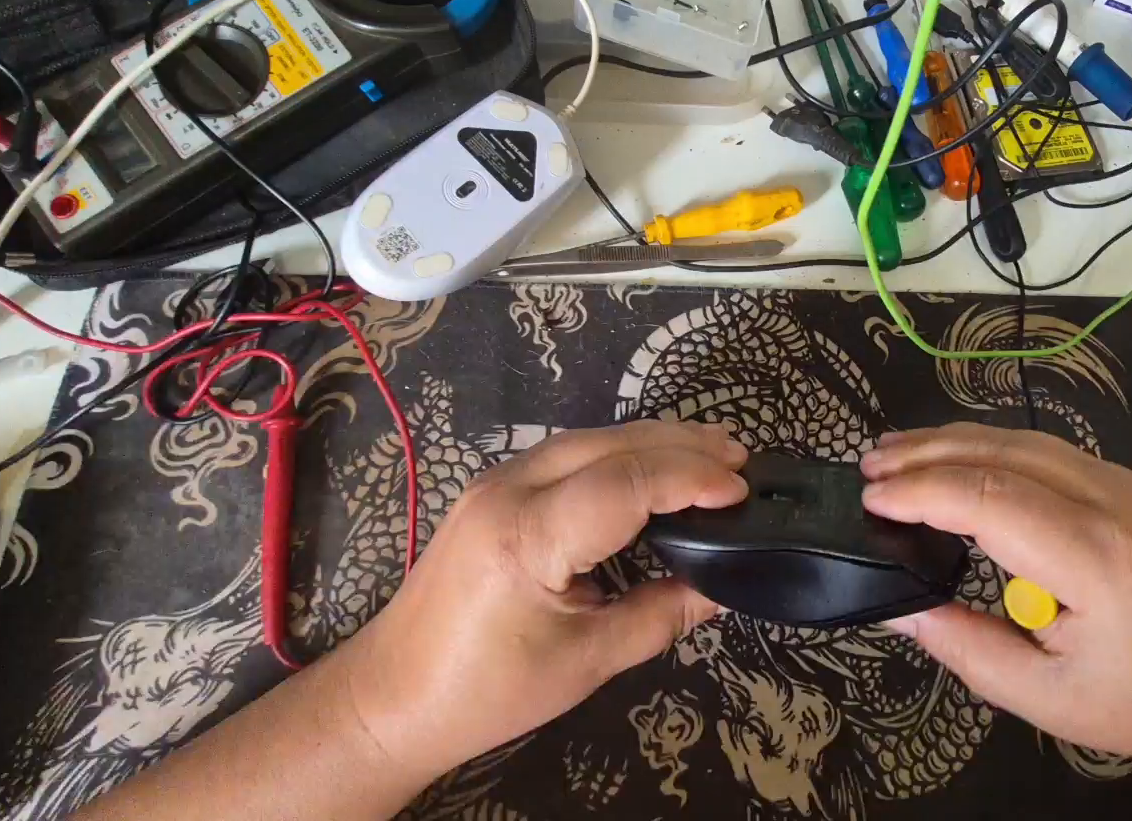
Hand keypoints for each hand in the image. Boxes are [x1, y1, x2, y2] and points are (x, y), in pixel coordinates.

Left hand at [336, 420, 747, 782]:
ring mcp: (498, 479)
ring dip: (656, 440)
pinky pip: (573, 450)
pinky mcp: (497, 485)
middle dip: (683, 444)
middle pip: (612, 443)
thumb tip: (724, 587)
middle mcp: (511, 488)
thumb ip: (662, 616)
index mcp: (529, 537)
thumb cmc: (487, 690)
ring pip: (593, 437)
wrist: (389, 695)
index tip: (741, 489)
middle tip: (741, 457)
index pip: (626, 482)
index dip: (690, 477)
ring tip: (712, 450)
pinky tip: (654, 463)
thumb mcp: (587, 662)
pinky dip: (624, 451)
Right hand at [861, 423, 1131, 767]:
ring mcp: (1120, 482)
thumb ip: (964, 646)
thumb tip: (894, 606)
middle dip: (926, 455)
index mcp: (1100, 563)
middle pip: (1001, 454)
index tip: (871, 499)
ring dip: (948, 441)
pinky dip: (981, 446)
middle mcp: (1112, 504)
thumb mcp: (1044, 698)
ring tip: (892, 453)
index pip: (993, 501)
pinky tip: (947, 456)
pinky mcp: (1118, 478)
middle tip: (868, 466)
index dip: (924, 492)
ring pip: (1017, 439)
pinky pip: (1037, 447)